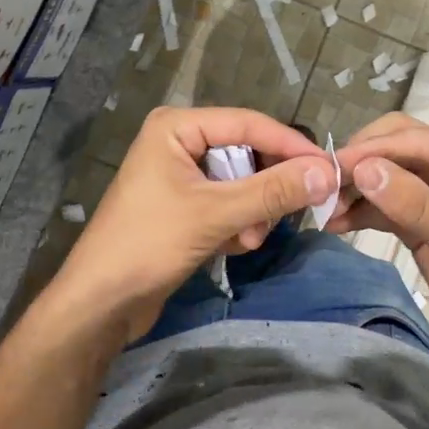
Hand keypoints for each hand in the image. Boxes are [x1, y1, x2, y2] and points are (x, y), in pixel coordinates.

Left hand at [52, 106, 335, 341]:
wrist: (99, 305)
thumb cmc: (149, 245)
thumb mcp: (216, 215)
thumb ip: (272, 191)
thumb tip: (328, 172)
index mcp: (177, 126)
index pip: (248, 123)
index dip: (290, 145)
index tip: (329, 169)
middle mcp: (179, 140)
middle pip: (247, 151)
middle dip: (266, 187)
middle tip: (287, 214)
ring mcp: (180, 173)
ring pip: (241, 180)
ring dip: (253, 210)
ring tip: (250, 239)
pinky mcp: (183, 204)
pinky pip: (227, 201)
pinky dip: (238, 222)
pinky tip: (234, 246)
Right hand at [326, 113, 428, 373]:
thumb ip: (416, 205)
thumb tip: (364, 170)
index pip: (416, 140)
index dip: (373, 149)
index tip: (331, 164)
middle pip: (397, 146)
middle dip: (362, 161)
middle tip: (324, 181)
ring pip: (387, 173)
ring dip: (357, 187)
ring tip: (324, 206)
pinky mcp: (421, 219)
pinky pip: (385, 204)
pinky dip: (361, 210)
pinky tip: (336, 222)